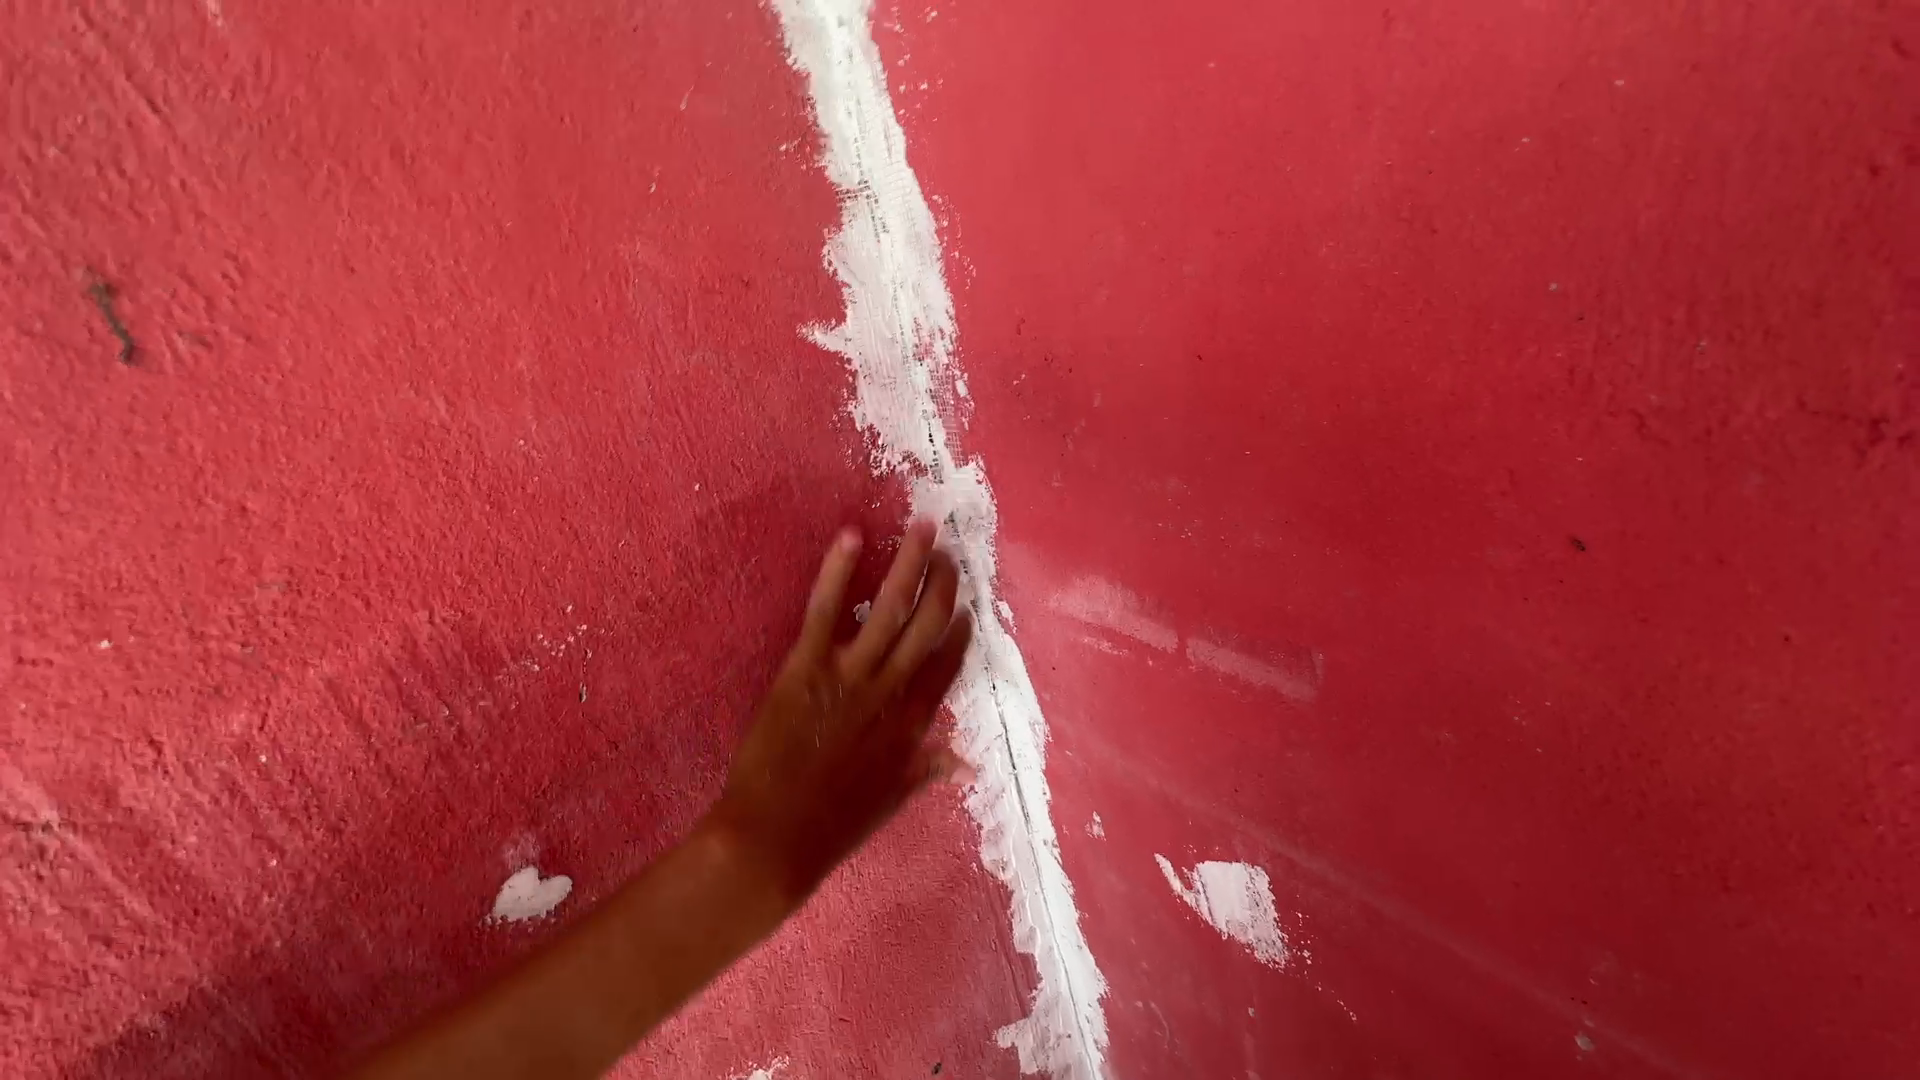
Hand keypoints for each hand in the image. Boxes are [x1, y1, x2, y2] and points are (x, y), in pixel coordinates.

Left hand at [706, 520, 974, 903]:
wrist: (773, 839)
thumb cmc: (830, 825)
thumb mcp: (889, 801)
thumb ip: (924, 771)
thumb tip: (960, 758)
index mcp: (912, 724)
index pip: (948, 666)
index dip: (961, 632)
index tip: (967, 608)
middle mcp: (891, 691)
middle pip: (929, 625)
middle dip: (942, 584)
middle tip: (947, 552)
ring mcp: (851, 675)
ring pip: (890, 608)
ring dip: (909, 564)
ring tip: (922, 528)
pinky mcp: (808, 666)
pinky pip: (827, 610)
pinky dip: (839, 571)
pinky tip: (852, 535)